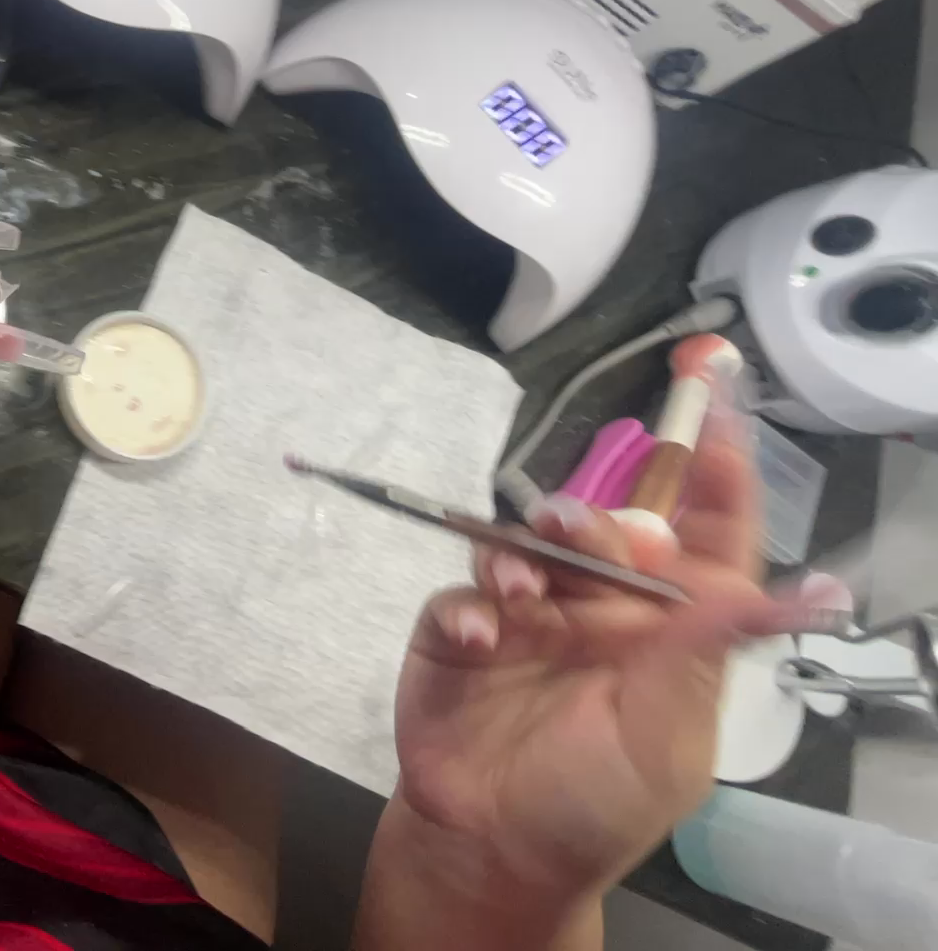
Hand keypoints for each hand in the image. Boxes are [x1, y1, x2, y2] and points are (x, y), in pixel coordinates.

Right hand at [379, 403, 821, 930]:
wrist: (491, 841)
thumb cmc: (595, 799)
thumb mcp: (667, 735)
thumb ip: (701, 649)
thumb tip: (795, 586)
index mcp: (661, 635)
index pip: (697, 541)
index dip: (710, 476)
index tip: (711, 408)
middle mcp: (591, 614)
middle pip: (596, 532)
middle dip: (587, 518)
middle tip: (574, 530)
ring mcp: (518, 618)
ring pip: (518, 550)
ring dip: (520, 557)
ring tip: (518, 595)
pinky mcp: (454, 631)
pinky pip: (458, 598)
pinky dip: (468, 610)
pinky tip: (478, 640)